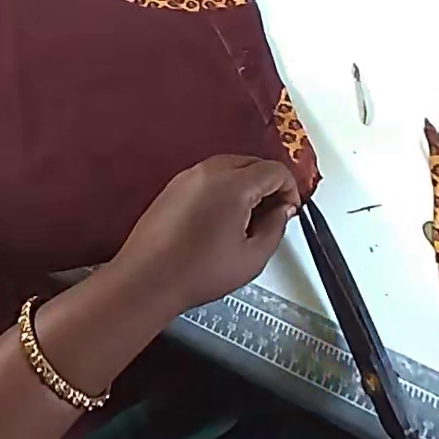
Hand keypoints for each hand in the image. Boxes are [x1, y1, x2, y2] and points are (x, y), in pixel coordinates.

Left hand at [105, 155, 300, 319]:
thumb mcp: (252, 256)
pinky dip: (224, 187)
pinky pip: (208, 176)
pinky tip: (222, 217)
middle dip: (269, 183)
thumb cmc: (197, 271)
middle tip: (274, 213)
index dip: (290, 188)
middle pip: (251, 162)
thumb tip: (282, 211)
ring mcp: (188, 176)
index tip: (290, 209)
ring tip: (248, 218)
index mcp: (232, 184)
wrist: (148, 276)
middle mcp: (209, 171)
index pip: (274, 170)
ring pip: (229, 166)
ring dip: (246, 184)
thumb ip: (276, 227)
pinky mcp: (174, 185)